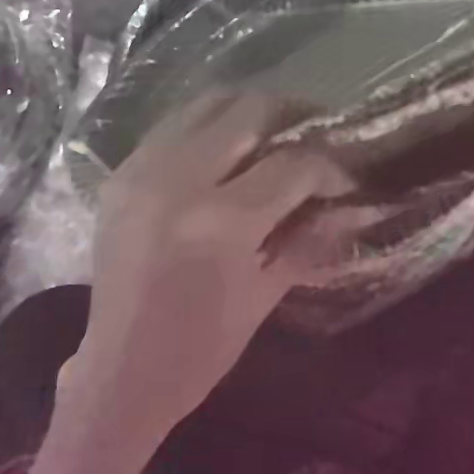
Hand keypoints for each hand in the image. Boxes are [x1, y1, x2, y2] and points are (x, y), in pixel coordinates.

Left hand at [13, 92, 354, 473]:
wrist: (121, 370)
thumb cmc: (203, 347)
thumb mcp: (267, 292)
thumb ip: (311, 237)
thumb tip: (353, 203)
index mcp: (222, 221)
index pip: (293, 163)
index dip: (329, 166)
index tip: (344, 178)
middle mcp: (179, 179)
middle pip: (250, 109)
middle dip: (293, 116)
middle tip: (315, 136)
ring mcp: (143, 170)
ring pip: (208, 103)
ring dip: (250, 112)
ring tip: (274, 134)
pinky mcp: (121, 173)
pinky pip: (174, 125)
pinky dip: (210, 127)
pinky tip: (227, 151)